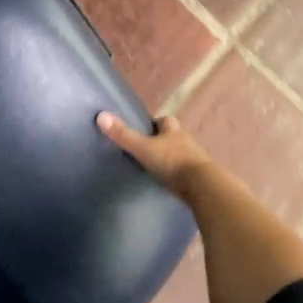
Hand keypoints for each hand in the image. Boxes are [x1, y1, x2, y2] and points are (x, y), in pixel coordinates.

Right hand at [97, 111, 213, 195]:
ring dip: (172, 159)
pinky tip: (171, 184)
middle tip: (149, 151)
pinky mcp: (200, 178)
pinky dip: (179, 176)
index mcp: (173, 130)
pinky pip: (187, 173)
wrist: (202, 187)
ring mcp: (195, 160)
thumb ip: (124, 135)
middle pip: (173, 137)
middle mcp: (186, 141)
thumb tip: (101, 116)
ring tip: (158, 169)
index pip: (164, 121)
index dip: (155, 124)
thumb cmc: (172, 162)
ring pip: (181, 155)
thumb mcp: (144, 148)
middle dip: (164, 141)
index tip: (145, 131)